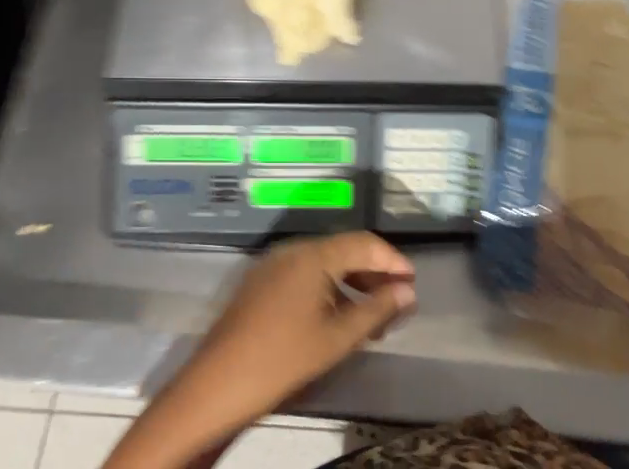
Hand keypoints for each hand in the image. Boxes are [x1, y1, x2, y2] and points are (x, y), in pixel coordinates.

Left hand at [104, 233, 414, 468]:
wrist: (216, 386)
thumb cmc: (282, 360)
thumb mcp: (337, 338)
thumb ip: (376, 310)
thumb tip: (407, 292)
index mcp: (312, 255)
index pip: (363, 243)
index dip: (392, 261)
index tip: (413, 284)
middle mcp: (292, 250)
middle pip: (343, 250)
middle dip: (374, 273)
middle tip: (398, 303)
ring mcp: (272, 266)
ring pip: (324, 264)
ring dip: (352, 283)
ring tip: (373, 316)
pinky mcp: (260, 284)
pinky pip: (304, 275)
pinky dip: (328, 289)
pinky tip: (338, 317)